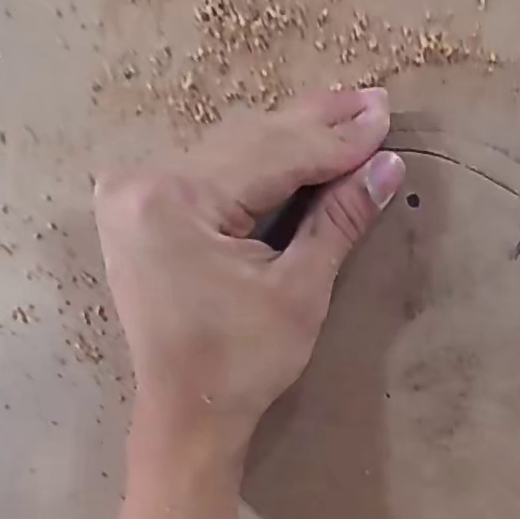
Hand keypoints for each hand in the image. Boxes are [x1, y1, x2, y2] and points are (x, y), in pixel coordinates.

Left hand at [95, 87, 406, 451]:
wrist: (187, 415)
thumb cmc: (242, 365)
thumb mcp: (299, 292)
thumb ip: (338, 221)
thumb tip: (386, 165)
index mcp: (175, 201)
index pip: (272, 155)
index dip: (335, 139)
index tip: (384, 116)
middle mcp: (143, 184)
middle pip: (247, 144)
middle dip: (315, 127)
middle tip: (371, 103)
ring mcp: (133, 197)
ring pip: (229, 156)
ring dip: (288, 141)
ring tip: (345, 116)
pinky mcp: (138, 215)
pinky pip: (208, 177)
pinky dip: (255, 169)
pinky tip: (294, 149)